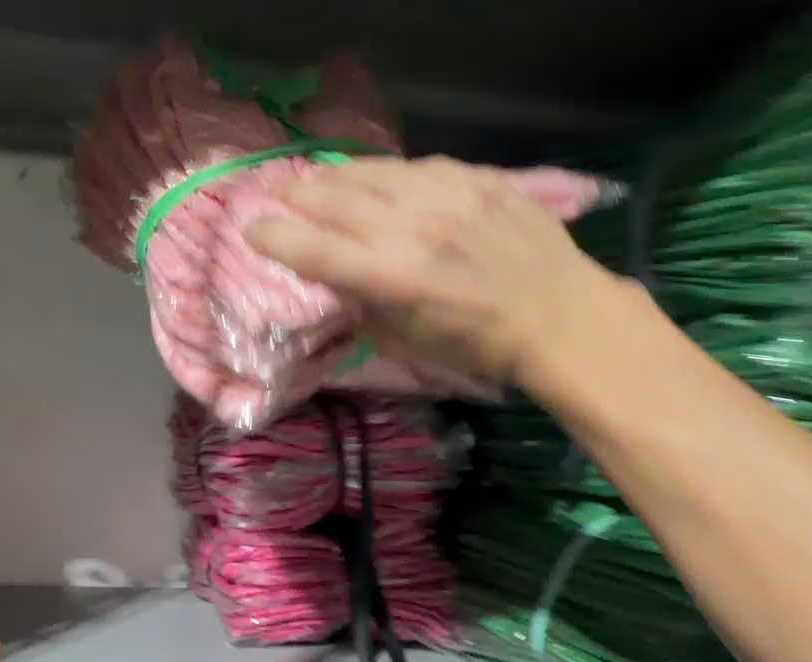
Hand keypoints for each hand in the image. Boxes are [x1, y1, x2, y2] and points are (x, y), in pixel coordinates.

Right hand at [245, 156, 632, 394]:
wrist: (558, 317)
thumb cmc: (475, 345)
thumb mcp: (404, 339)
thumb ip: (363, 302)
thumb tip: (332, 274)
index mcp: (394, 278)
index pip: (316, 249)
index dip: (276, 238)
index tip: (253, 231)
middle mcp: (415, 229)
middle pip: (337, 199)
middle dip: (298, 195)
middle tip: (277, 194)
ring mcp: (450, 196)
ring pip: (375, 172)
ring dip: (337, 176)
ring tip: (318, 179)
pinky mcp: (479, 179)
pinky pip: (418, 166)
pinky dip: (388, 172)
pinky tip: (379, 178)